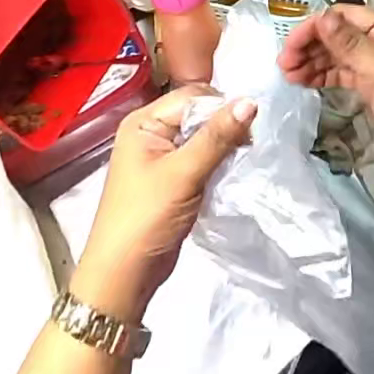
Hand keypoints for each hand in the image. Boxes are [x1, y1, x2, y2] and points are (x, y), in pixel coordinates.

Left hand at [74, 86, 255, 322]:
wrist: (123, 277)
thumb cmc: (146, 219)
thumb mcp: (184, 173)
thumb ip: (218, 136)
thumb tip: (251, 102)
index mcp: (143, 122)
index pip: (192, 96)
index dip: (222, 106)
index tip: (248, 126)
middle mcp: (150, 131)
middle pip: (198, 112)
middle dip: (224, 124)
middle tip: (246, 144)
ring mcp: (161, 154)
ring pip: (203, 133)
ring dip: (223, 143)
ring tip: (239, 158)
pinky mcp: (172, 175)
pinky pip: (201, 154)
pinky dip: (217, 158)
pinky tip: (229, 169)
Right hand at [278, 4, 373, 169]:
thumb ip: (351, 45)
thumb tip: (321, 16)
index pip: (342, 16)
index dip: (314, 27)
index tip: (290, 45)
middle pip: (335, 35)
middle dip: (309, 45)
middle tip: (283, 65)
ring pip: (335, 55)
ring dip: (312, 62)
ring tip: (287, 75)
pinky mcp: (371, 85)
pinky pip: (341, 74)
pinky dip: (322, 76)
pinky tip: (303, 82)